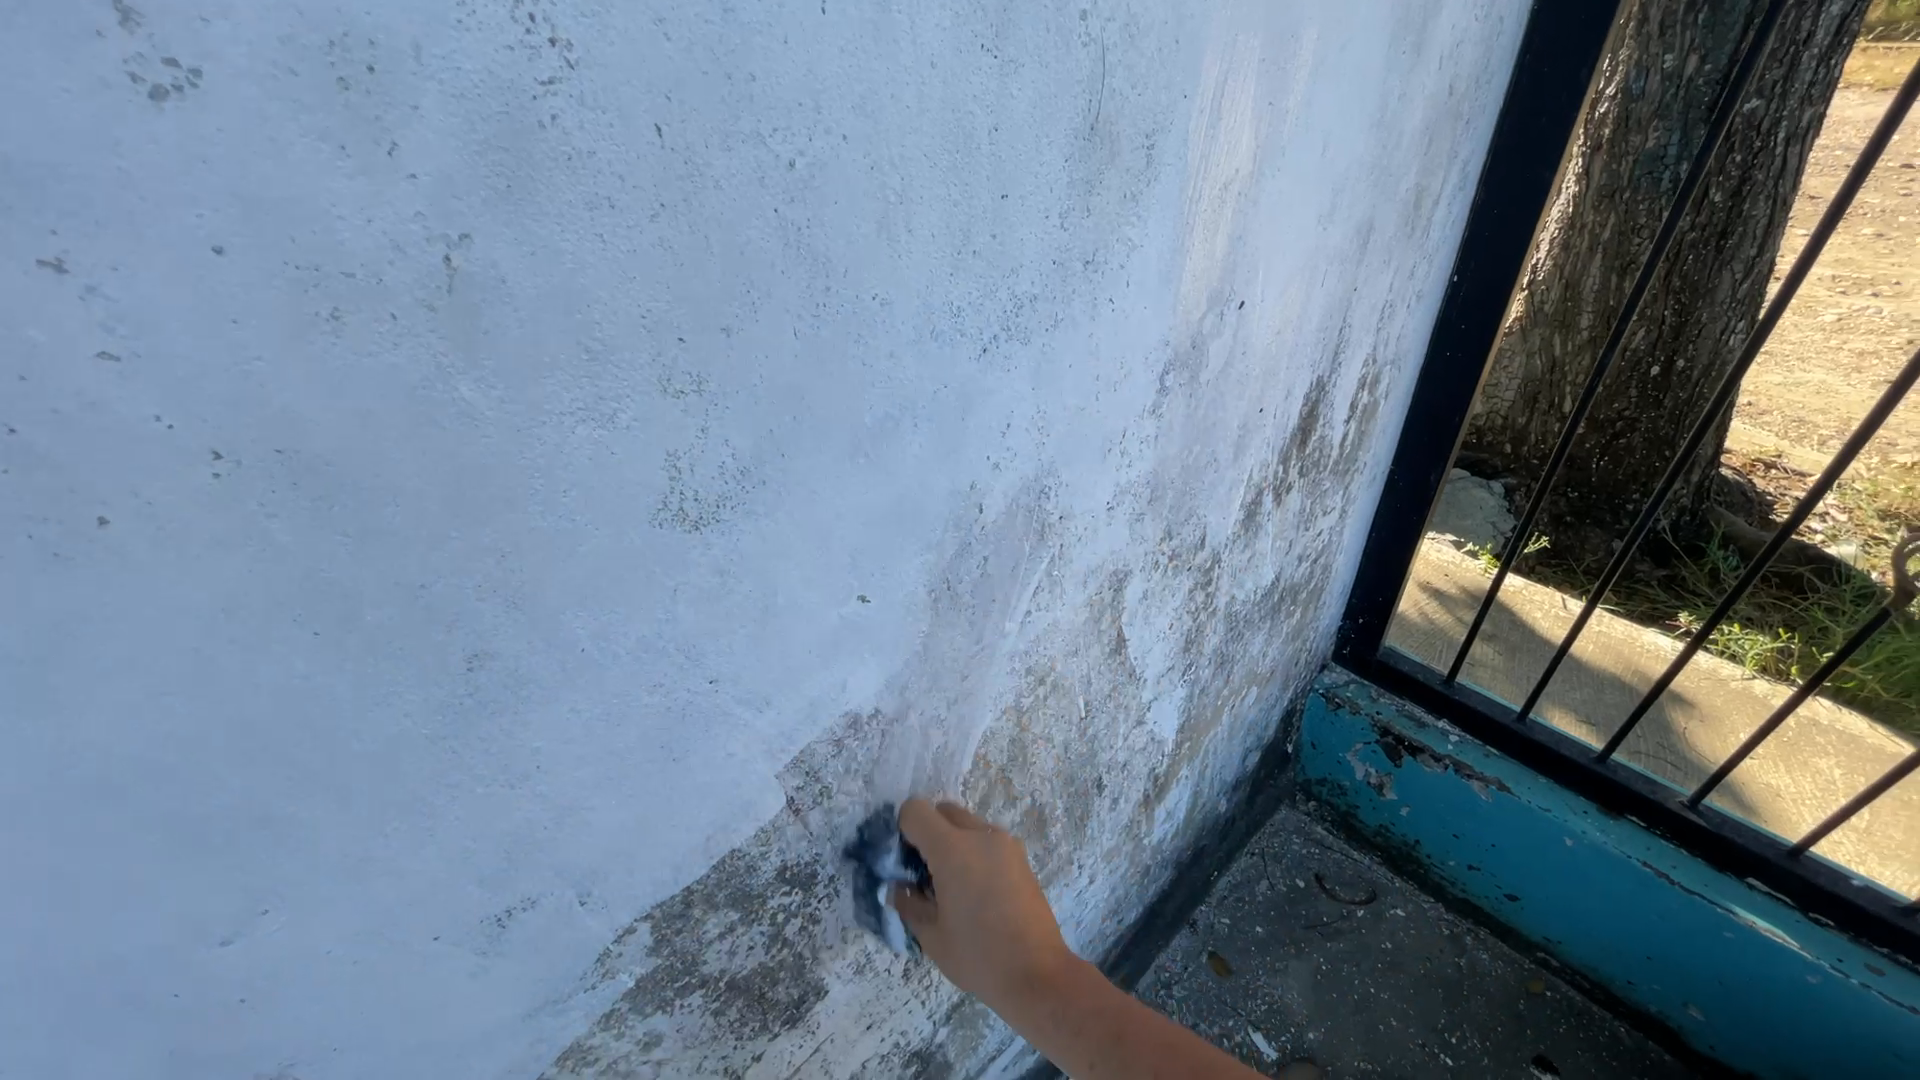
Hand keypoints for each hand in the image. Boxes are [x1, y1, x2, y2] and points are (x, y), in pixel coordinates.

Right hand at [889, 797, 1079, 1013]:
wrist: (1038, 974)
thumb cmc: (978, 956)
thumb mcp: (931, 936)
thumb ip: (908, 903)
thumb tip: (897, 888)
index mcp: (953, 849)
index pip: (915, 811)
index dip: (902, 831)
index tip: (904, 863)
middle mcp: (981, 835)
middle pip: (943, 811)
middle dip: (927, 833)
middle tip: (925, 875)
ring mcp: (1006, 843)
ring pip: (967, 824)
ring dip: (953, 842)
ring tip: (953, 887)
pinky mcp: (1021, 857)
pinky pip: (987, 840)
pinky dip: (974, 852)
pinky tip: (977, 893)